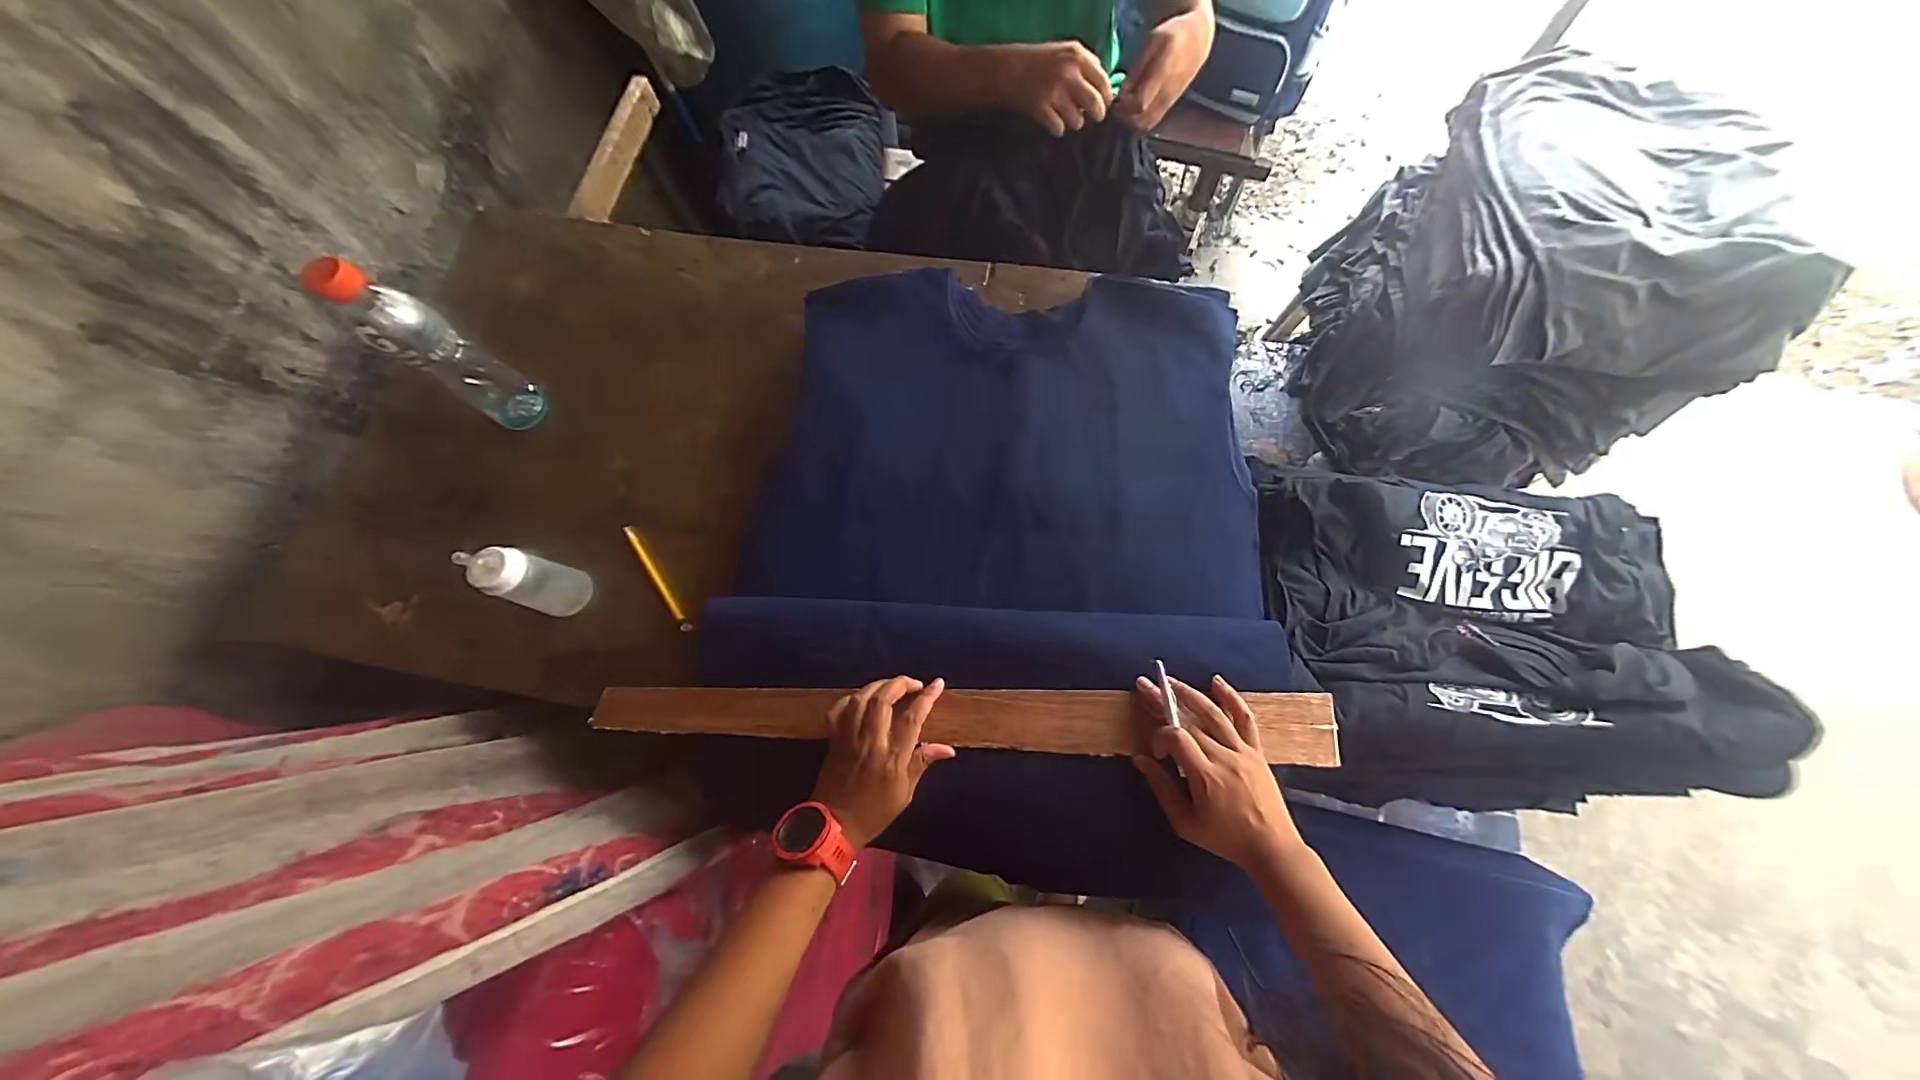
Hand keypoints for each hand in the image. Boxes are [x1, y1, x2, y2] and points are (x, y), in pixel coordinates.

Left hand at [812, 676, 955, 846]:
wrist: (834, 826)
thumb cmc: (874, 812)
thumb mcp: (904, 792)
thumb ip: (922, 763)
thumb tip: (947, 748)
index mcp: (891, 757)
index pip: (912, 718)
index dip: (926, 698)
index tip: (937, 684)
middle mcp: (870, 742)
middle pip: (883, 700)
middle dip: (900, 684)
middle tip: (914, 683)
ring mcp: (848, 738)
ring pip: (860, 699)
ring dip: (878, 686)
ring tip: (891, 686)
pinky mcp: (833, 739)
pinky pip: (839, 710)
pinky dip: (851, 698)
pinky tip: (861, 698)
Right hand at [1000, 40, 1113, 135]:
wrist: (1010, 69)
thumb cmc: (1042, 63)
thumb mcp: (1067, 54)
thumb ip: (1087, 67)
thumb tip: (1106, 89)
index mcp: (1077, 56)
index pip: (1103, 82)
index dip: (1106, 97)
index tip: (1105, 103)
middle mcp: (1068, 73)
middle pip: (1095, 103)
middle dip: (1097, 114)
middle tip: (1094, 116)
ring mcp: (1054, 92)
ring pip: (1077, 120)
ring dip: (1075, 122)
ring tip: (1068, 116)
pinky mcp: (1040, 108)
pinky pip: (1059, 129)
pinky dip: (1058, 129)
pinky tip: (1053, 122)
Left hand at [1113, 9, 1213, 130]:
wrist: (1197, 39)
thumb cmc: (1171, 36)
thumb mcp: (1151, 43)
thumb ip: (1137, 70)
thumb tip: (1122, 94)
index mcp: (1163, 74)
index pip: (1139, 104)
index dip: (1124, 106)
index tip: (1117, 98)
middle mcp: (1167, 93)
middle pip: (1141, 121)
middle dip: (1125, 117)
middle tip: (1118, 105)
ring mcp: (1169, 102)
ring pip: (1146, 125)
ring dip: (1131, 121)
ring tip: (1125, 106)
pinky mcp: (1169, 105)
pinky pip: (1152, 122)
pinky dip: (1139, 120)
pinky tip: (1134, 108)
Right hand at [1133, 674, 1305, 869]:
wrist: (1273, 849)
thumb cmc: (1225, 839)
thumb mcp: (1185, 823)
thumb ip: (1162, 789)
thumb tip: (1141, 761)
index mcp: (1206, 775)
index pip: (1177, 738)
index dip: (1160, 737)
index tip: (1156, 753)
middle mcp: (1225, 757)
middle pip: (1191, 721)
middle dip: (1164, 702)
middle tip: (1144, 686)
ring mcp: (1243, 751)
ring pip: (1214, 714)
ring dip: (1190, 693)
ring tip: (1170, 681)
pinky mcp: (1256, 751)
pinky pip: (1245, 719)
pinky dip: (1231, 698)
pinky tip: (1216, 682)